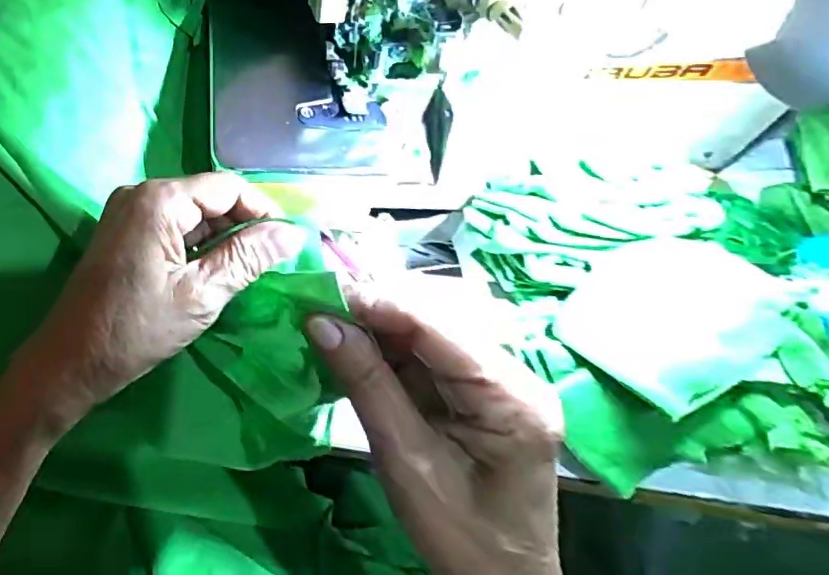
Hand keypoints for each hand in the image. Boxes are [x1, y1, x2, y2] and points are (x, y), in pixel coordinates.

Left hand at [14, 174, 307, 423]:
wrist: (73, 355)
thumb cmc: (137, 326)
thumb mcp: (201, 293)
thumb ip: (247, 257)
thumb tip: (291, 233)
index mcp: (158, 199)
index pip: (225, 186)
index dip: (262, 209)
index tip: (291, 241)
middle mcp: (140, 192)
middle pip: (207, 196)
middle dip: (243, 224)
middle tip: (276, 261)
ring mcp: (128, 210)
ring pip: (190, 211)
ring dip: (221, 236)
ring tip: (253, 269)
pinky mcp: (123, 229)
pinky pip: (170, 224)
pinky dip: (196, 243)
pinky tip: (217, 269)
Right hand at [304, 279, 564, 574]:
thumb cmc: (460, 533)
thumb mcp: (406, 459)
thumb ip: (366, 382)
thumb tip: (318, 319)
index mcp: (511, 396)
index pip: (437, 325)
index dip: (376, 301)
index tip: (318, 295)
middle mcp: (509, 374)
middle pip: (434, 312)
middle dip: (373, 302)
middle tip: (317, 301)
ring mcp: (491, 377)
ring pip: (424, 320)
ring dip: (373, 315)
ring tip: (326, 312)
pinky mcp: (469, 384)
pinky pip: (420, 342)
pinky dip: (380, 335)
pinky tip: (349, 334)